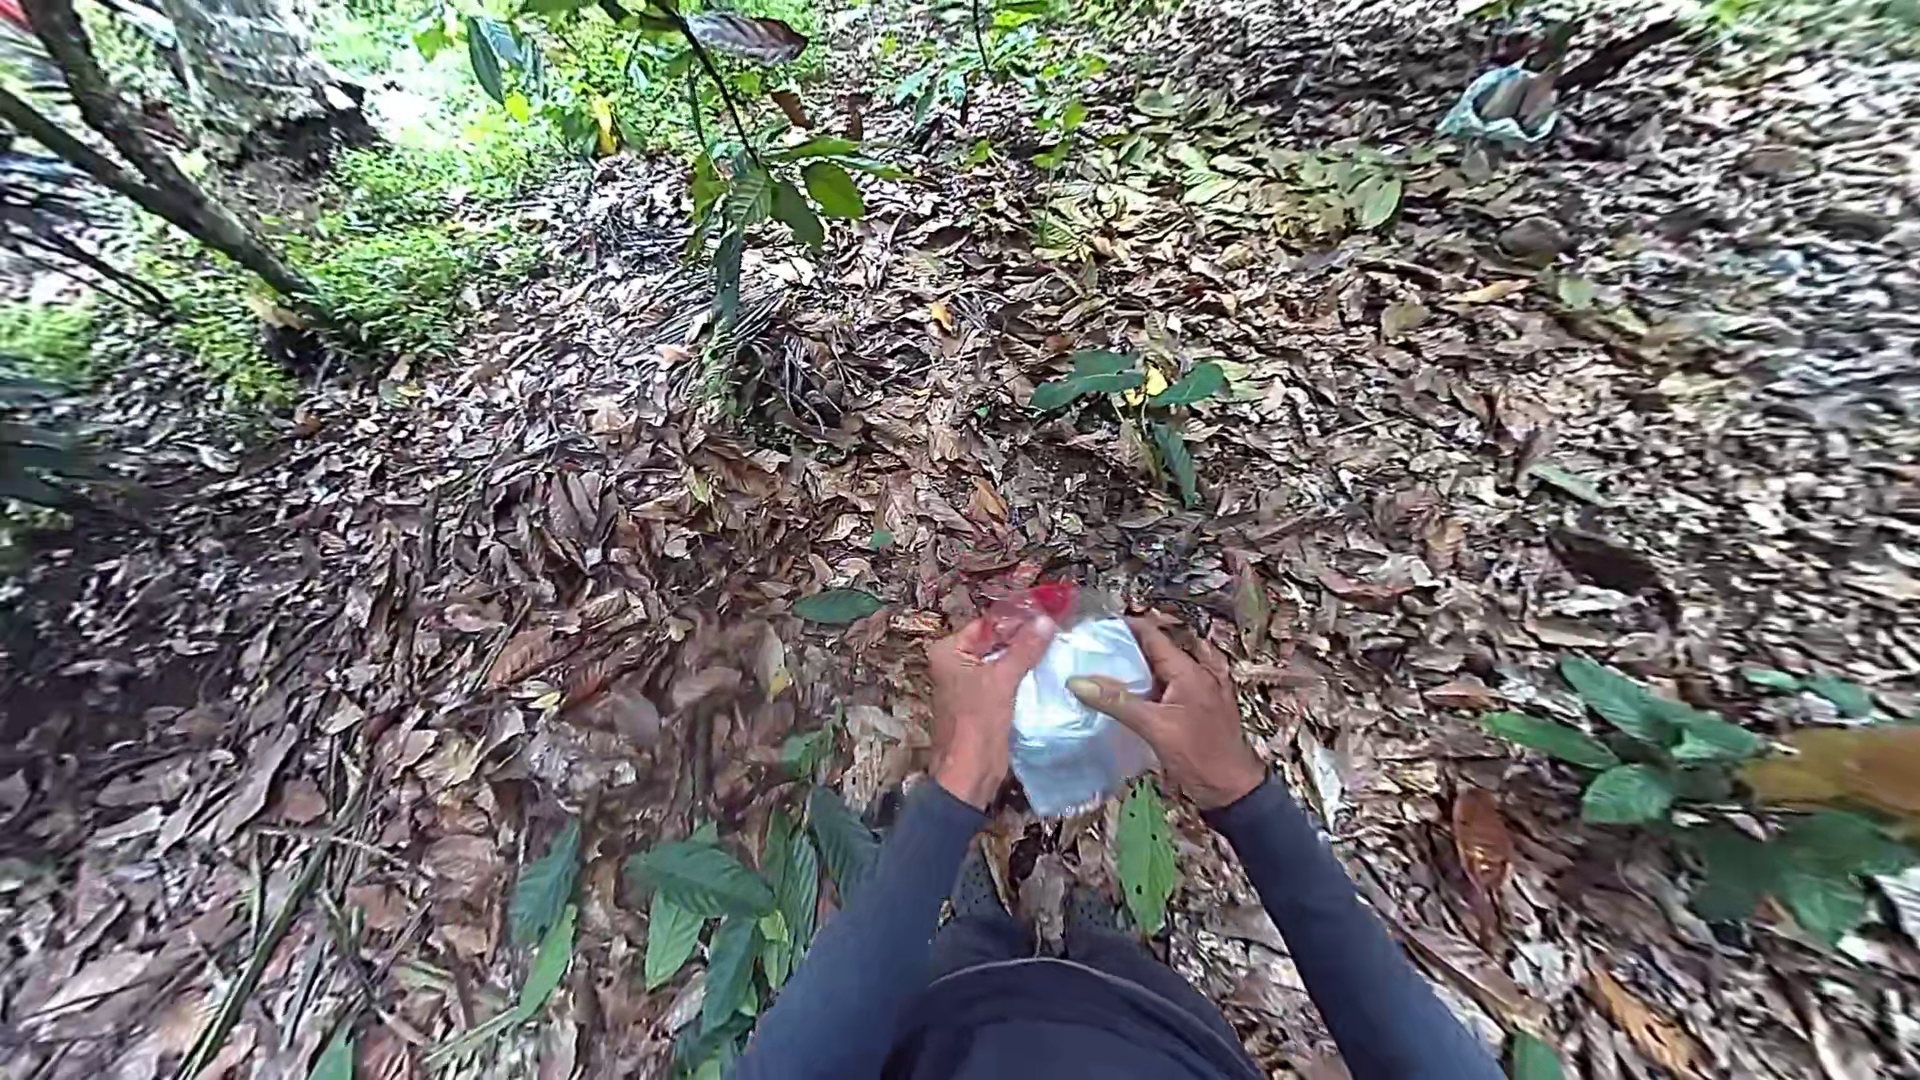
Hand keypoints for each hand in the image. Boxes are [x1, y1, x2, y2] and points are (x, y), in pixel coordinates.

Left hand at [926, 613, 1055, 808]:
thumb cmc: (977, 721)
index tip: (1043, 611)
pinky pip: (1004, 677)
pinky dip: (1022, 672)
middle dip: (1021, 636)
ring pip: (1000, 659)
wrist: (970, 772)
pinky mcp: (983, 700)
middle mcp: (954, 663)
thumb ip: (1025, 648)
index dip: (1013, 619)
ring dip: (1024, 654)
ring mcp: (968, 682)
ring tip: (1055, 641)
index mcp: (948, 652)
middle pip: (993, 641)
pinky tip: (1046, 665)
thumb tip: (1046, 620)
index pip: (984, 625)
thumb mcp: (1002, 679)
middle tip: (1054, 624)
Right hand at [1068, 617, 1263, 809]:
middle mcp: (1196, 673)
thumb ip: (1116, 702)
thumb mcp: (1154, 727)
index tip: (1095, 628)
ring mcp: (1198, 691)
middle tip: (1092, 651)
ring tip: (1100, 671)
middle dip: (1124, 649)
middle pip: (1154, 650)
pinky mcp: (1195, 709)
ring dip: (1133, 670)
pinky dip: (1145, 687)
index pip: (1151, 634)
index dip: (1124, 627)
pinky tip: (1124, 696)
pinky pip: (1165, 688)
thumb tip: (1077, 682)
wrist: (1234, 793)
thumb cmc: (1199, 756)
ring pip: (1159, 670)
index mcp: (1189, 670)